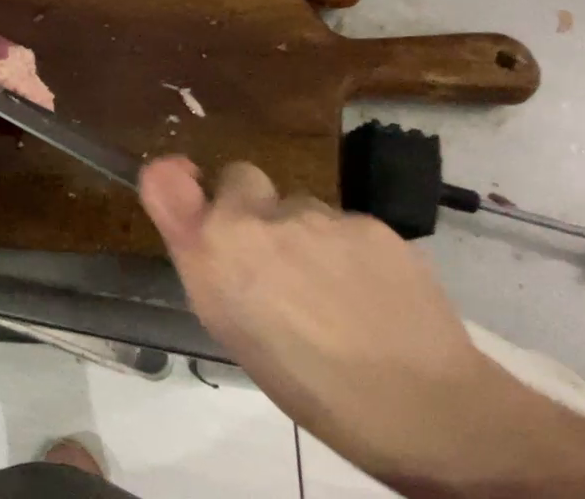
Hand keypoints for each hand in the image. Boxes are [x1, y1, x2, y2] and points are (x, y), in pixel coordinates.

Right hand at [140, 157, 506, 481]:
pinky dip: (354, 250)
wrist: (420, 406)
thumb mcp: (227, 324)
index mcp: (208, 249)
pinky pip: (348, 224)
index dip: (175, 177)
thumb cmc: (303, 382)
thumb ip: (206, 260)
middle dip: (252, 205)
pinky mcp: (371, 224)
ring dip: (307, 234)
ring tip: (335, 289)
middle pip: (240, 179)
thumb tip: (197, 223)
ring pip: (301, 207)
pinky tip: (373, 293)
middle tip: (275, 255)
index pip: (164, 179)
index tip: (190, 187)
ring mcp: (314, 216)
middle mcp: (251, 219)